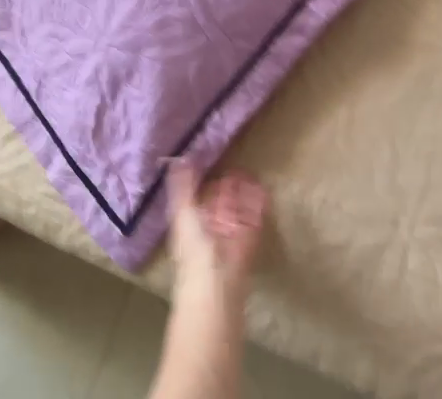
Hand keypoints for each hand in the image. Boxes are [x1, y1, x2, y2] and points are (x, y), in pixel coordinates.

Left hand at [167, 161, 268, 311]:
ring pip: (239, 207)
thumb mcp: (182, 211)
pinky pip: (256, 216)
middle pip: (221, 202)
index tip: (211, 162)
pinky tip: (262, 188)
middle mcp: (212, 227)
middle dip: (227, 186)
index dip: (204, 183)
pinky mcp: (251, 237)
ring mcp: (233, 232)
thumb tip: (179, 158)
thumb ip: (182, 186)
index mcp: (192, 222)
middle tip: (235, 165)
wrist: (216, 282)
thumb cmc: (193, 247)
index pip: (199, 198)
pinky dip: (258, 202)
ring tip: (250, 172)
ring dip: (244, 192)